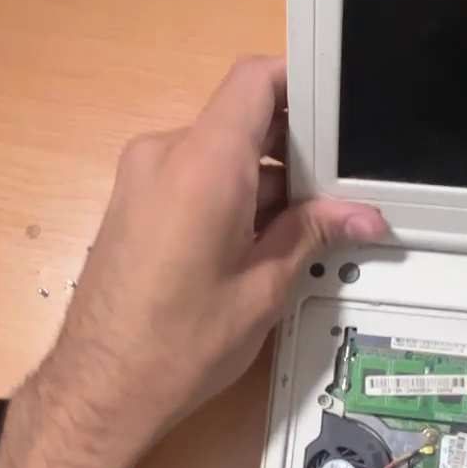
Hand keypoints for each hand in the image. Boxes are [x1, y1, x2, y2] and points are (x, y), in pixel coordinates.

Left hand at [0, 57, 388, 467]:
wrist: (100, 388)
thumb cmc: (182, 344)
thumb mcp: (263, 288)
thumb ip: (313, 233)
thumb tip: (366, 217)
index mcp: (204, 163)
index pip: (257, 79)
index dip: (304, 85)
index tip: (338, 120)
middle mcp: (165, 154)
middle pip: (242, 116)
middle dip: (293, 149)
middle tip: (334, 194)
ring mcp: (141, 175)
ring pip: (219, 148)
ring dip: (262, 178)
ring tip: (299, 229)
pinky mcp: (133, 198)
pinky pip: (193, 172)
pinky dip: (230, 192)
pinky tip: (256, 240)